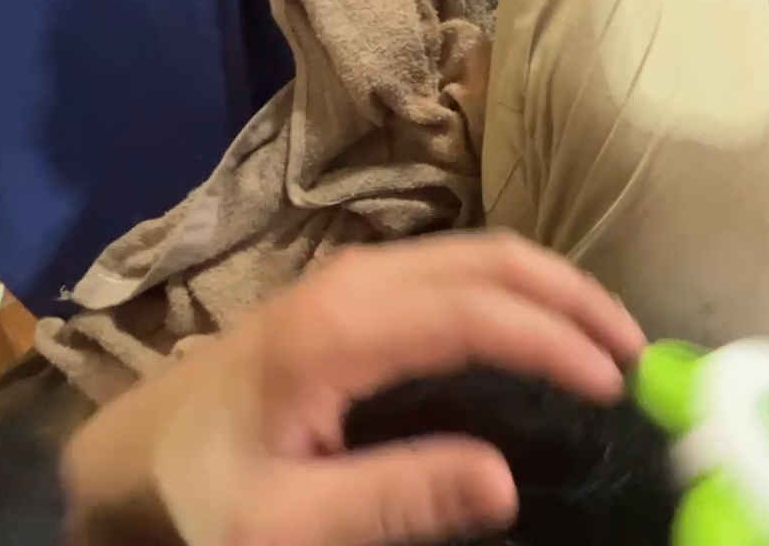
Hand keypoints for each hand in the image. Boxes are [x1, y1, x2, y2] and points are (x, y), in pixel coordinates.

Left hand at [62, 231, 645, 545]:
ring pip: (488, 250)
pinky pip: (469, 262)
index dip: (555, 341)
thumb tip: (505, 481)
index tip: (612, 384)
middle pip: (498, 259)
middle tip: (631, 347)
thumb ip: (395, 498)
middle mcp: (365, 275)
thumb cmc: (205, 488)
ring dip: (555, 284)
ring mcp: (368, 266)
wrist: (136, 444)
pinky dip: (523, 284)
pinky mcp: (370, 276)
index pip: (480, 313)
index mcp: (343, 328)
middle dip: (575, 296)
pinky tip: (545, 317)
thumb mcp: (283, 524)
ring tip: (604, 331)